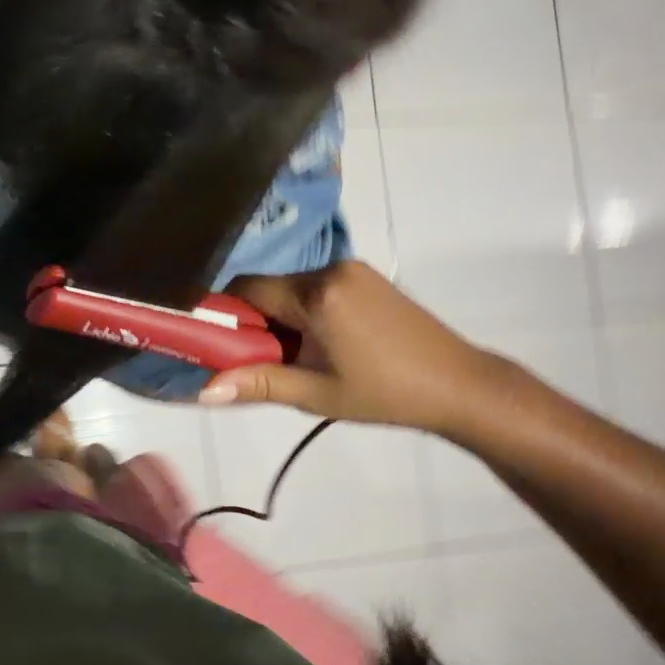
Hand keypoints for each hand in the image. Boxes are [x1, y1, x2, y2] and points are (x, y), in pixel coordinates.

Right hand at [198, 261, 506, 433]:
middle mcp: (331, 270)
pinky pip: (316, 289)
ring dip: (282, 319)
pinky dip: (305, 313)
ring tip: (298, 358)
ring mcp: (353, 270)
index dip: (224, 314)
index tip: (217, 344)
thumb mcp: (316, 394)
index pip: (246, 289)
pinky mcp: (367, 278)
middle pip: (268, 288)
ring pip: (291, 289)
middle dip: (256, 322)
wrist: (460, 386)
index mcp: (317, 294)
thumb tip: (204, 391)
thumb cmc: (386, 394)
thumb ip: (259, 384)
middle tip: (261, 361)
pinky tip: (321, 346)